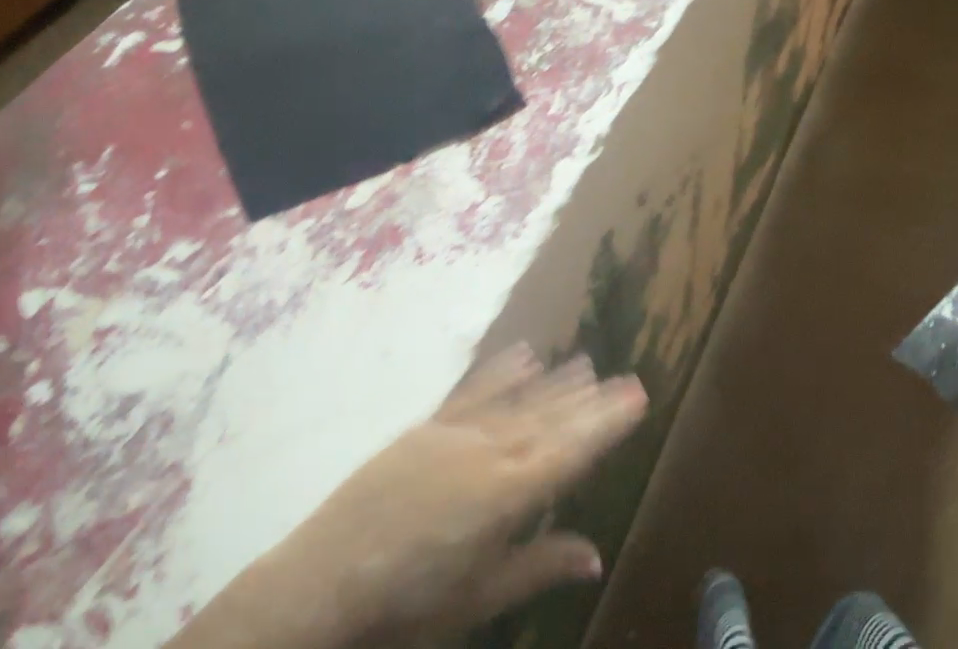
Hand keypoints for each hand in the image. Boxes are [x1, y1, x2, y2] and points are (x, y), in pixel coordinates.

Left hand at [199, 347, 646, 648]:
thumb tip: (595, 555)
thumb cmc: (409, 601)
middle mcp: (488, 452)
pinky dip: (501, 374)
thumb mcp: (481, 595)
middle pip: (549, 419)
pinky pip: (473, 393)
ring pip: (517, 402)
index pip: (572, 450)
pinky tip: (523, 356)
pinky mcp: (423, 429)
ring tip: (584, 362)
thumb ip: (540, 565)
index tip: (637, 396)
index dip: (607, 423)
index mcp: (509, 494)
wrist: (321, 582)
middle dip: (589, 399)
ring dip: (553, 383)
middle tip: (622, 376)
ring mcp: (454, 434)